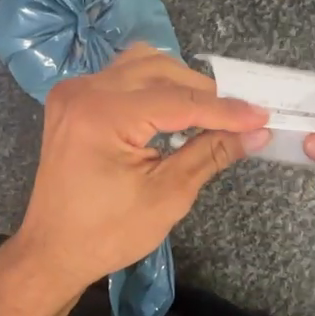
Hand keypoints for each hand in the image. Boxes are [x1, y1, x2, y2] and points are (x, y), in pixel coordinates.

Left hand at [10, 44, 269, 298]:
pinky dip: (151, 87)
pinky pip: (120, 77)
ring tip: (205, 113)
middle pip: (160, 70)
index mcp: (103, 114)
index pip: (179, 100)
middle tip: (236, 119)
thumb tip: (257, 131)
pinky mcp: (72, 101)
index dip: (225, 109)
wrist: (52, 250)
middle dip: (202, 93)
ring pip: (140, 65)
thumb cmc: (107, 233)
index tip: (262, 115)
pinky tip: (171, 112)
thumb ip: (211, 153)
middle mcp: (85, 91)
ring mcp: (73, 92)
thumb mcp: (167, 195)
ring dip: (177, 83)